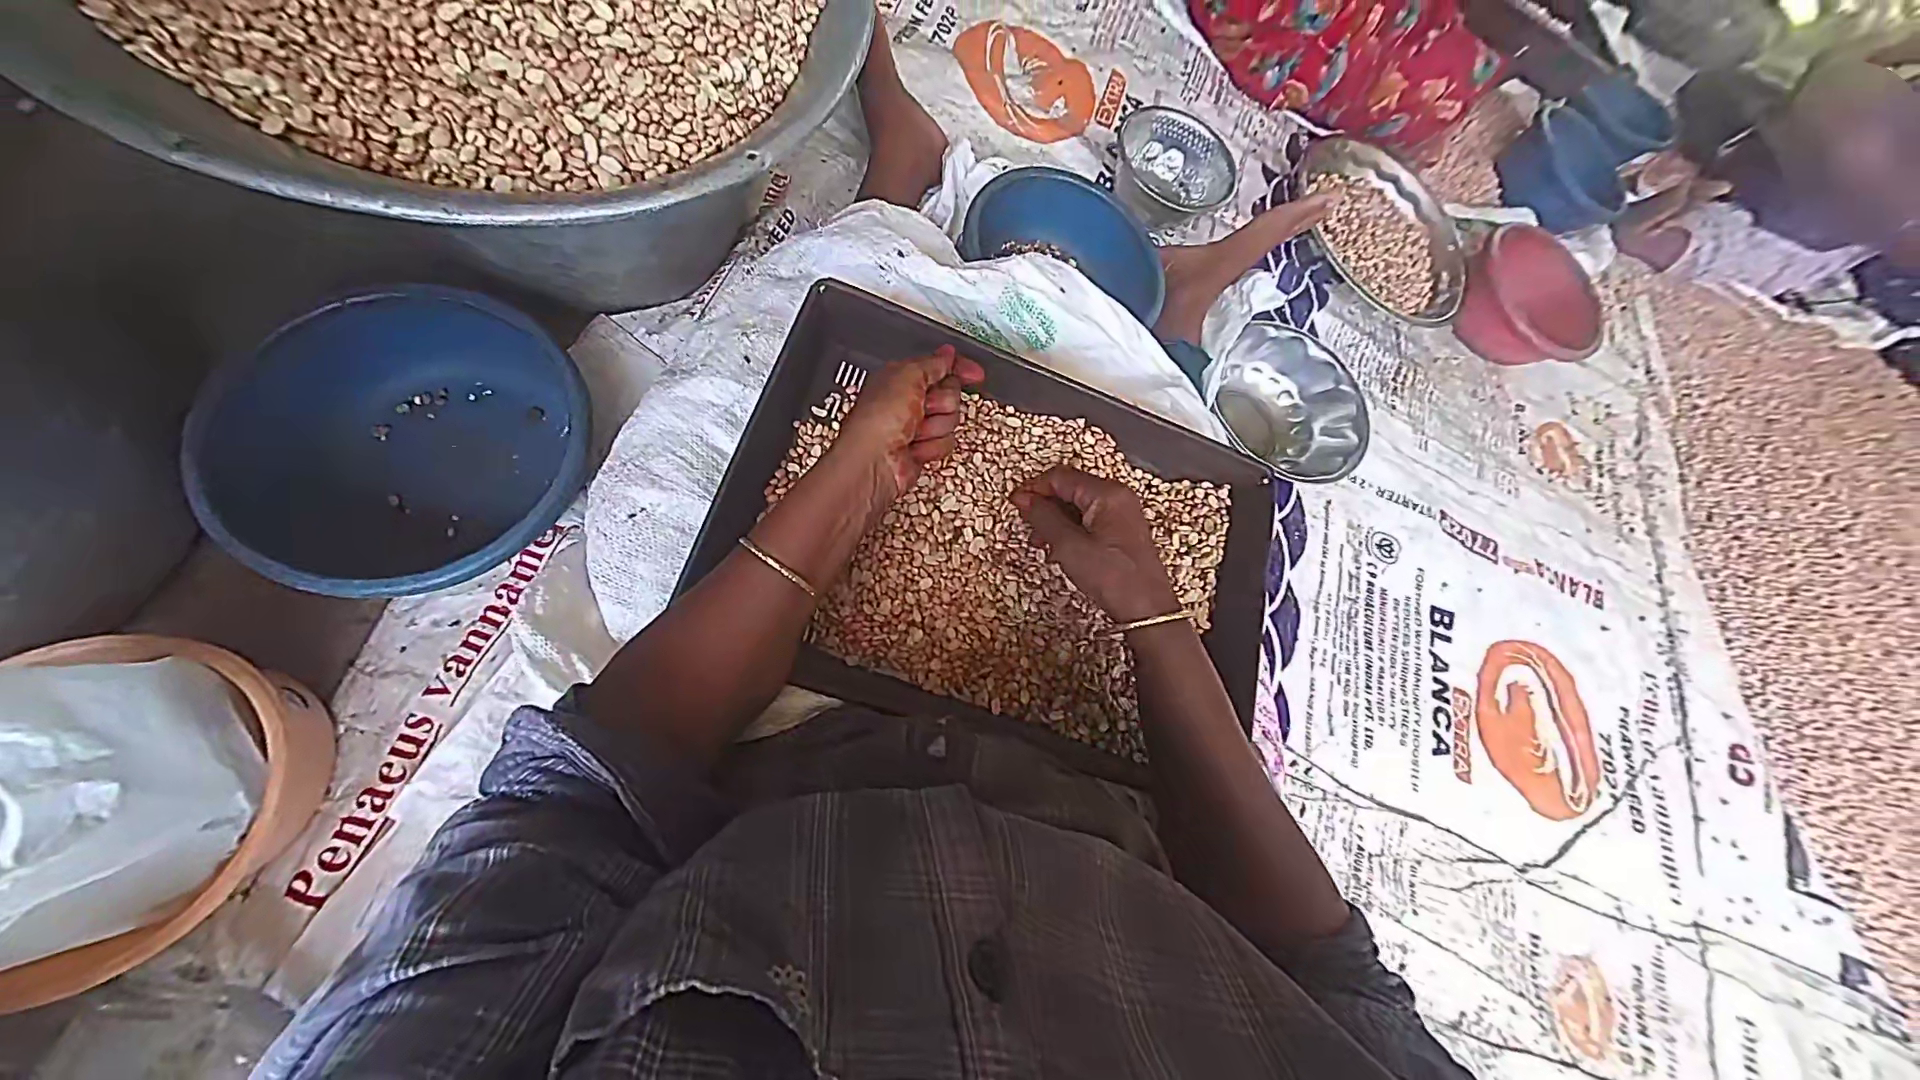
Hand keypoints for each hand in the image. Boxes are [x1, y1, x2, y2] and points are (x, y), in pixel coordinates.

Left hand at [832, 345, 986, 505]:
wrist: (874, 462)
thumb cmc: (879, 419)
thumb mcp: (908, 376)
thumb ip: (933, 363)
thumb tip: (947, 354)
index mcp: (901, 378)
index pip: (938, 368)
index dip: (957, 369)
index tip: (974, 373)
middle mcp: (908, 402)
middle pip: (950, 395)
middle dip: (942, 402)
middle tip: (925, 407)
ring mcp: (916, 427)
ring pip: (951, 420)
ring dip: (936, 426)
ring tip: (915, 431)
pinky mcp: (923, 449)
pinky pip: (946, 443)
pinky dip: (932, 446)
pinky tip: (915, 448)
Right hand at [1010, 466, 1179, 623]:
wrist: (1146, 610)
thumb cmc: (1112, 577)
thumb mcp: (1069, 546)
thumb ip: (1043, 517)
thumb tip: (1024, 498)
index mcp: (1107, 493)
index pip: (1060, 476)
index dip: (1033, 488)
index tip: (1015, 505)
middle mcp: (1117, 496)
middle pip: (1070, 488)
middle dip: (1044, 505)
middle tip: (1026, 526)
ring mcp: (1122, 513)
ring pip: (1078, 505)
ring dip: (1055, 519)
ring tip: (1041, 543)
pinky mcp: (1122, 531)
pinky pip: (1089, 519)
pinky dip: (1070, 529)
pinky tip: (1060, 549)